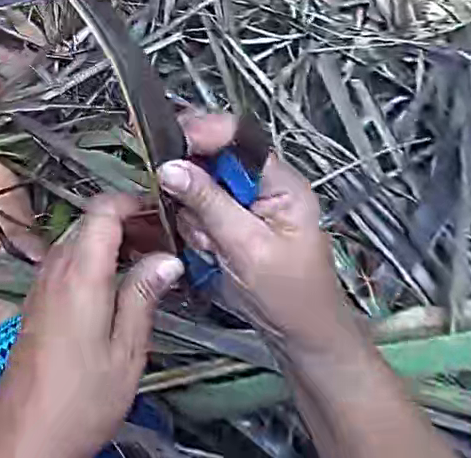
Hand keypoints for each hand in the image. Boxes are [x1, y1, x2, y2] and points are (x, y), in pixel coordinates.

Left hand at [0, 194, 183, 457]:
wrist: (29, 419)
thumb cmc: (84, 392)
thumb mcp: (127, 349)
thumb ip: (144, 296)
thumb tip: (168, 258)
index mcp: (80, 269)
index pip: (102, 211)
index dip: (132, 202)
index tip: (163, 210)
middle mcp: (56, 262)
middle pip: (91, 220)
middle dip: (129, 221)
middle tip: (167, 240)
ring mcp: (44, 274)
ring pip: (80, 237)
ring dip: (113, 239)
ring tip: (153, 259)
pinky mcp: (40, 290)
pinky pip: (70, 256)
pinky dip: (97, 255)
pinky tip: (121, 278)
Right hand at [158, 113, 359, 358]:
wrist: (300, 338)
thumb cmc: (293, 297)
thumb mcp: (249, 247)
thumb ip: (208, 202)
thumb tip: (170, 167)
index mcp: (279, 181)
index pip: (235, 135)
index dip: (200, 133)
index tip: (170, 148)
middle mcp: (257, 182)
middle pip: (206, 155)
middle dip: (191, 183)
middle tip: (191, 210)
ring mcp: (239, 199)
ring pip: (193, 181)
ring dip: (190, 211)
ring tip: (209, 242)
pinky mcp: (224, 214)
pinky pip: (191, 204)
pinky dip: (189, 223)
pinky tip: (206, 246)